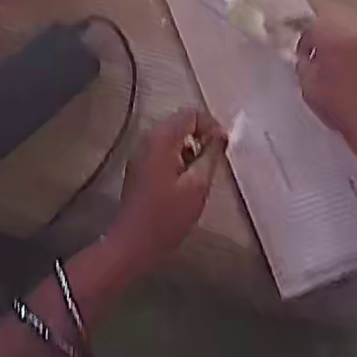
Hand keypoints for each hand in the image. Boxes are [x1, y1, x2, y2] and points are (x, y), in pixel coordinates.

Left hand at [107, 109, 225, 270]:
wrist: (133, 242)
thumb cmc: (167, 216)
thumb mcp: (197, 186)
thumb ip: (210, 155)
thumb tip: (220, 135)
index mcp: (161, 138)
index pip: (191, 114)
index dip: (211, 125)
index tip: (223, 147)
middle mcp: (148, 137)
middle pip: (180, 122)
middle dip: (201, 136)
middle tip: (216, 160)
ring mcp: (141, 150)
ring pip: (173, 136)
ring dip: (191, 148)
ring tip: (202, 174)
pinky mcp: (139, 164)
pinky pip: (163, 149)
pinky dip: (178, 156)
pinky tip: (185, 180)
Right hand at [296, 20, 356, 149]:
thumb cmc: (340, 109)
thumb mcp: (308, 86)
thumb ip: (302, 64)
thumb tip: (305, 58)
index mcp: (333, 39)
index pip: (311, 28)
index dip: (303, 44)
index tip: (302, 57)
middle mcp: (355, 35)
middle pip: (330, 28)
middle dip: (320, 42)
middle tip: (313, 62)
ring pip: (346, 36)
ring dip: (336, 47)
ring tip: (330, 69)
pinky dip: (349, 54)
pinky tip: (345, 74)